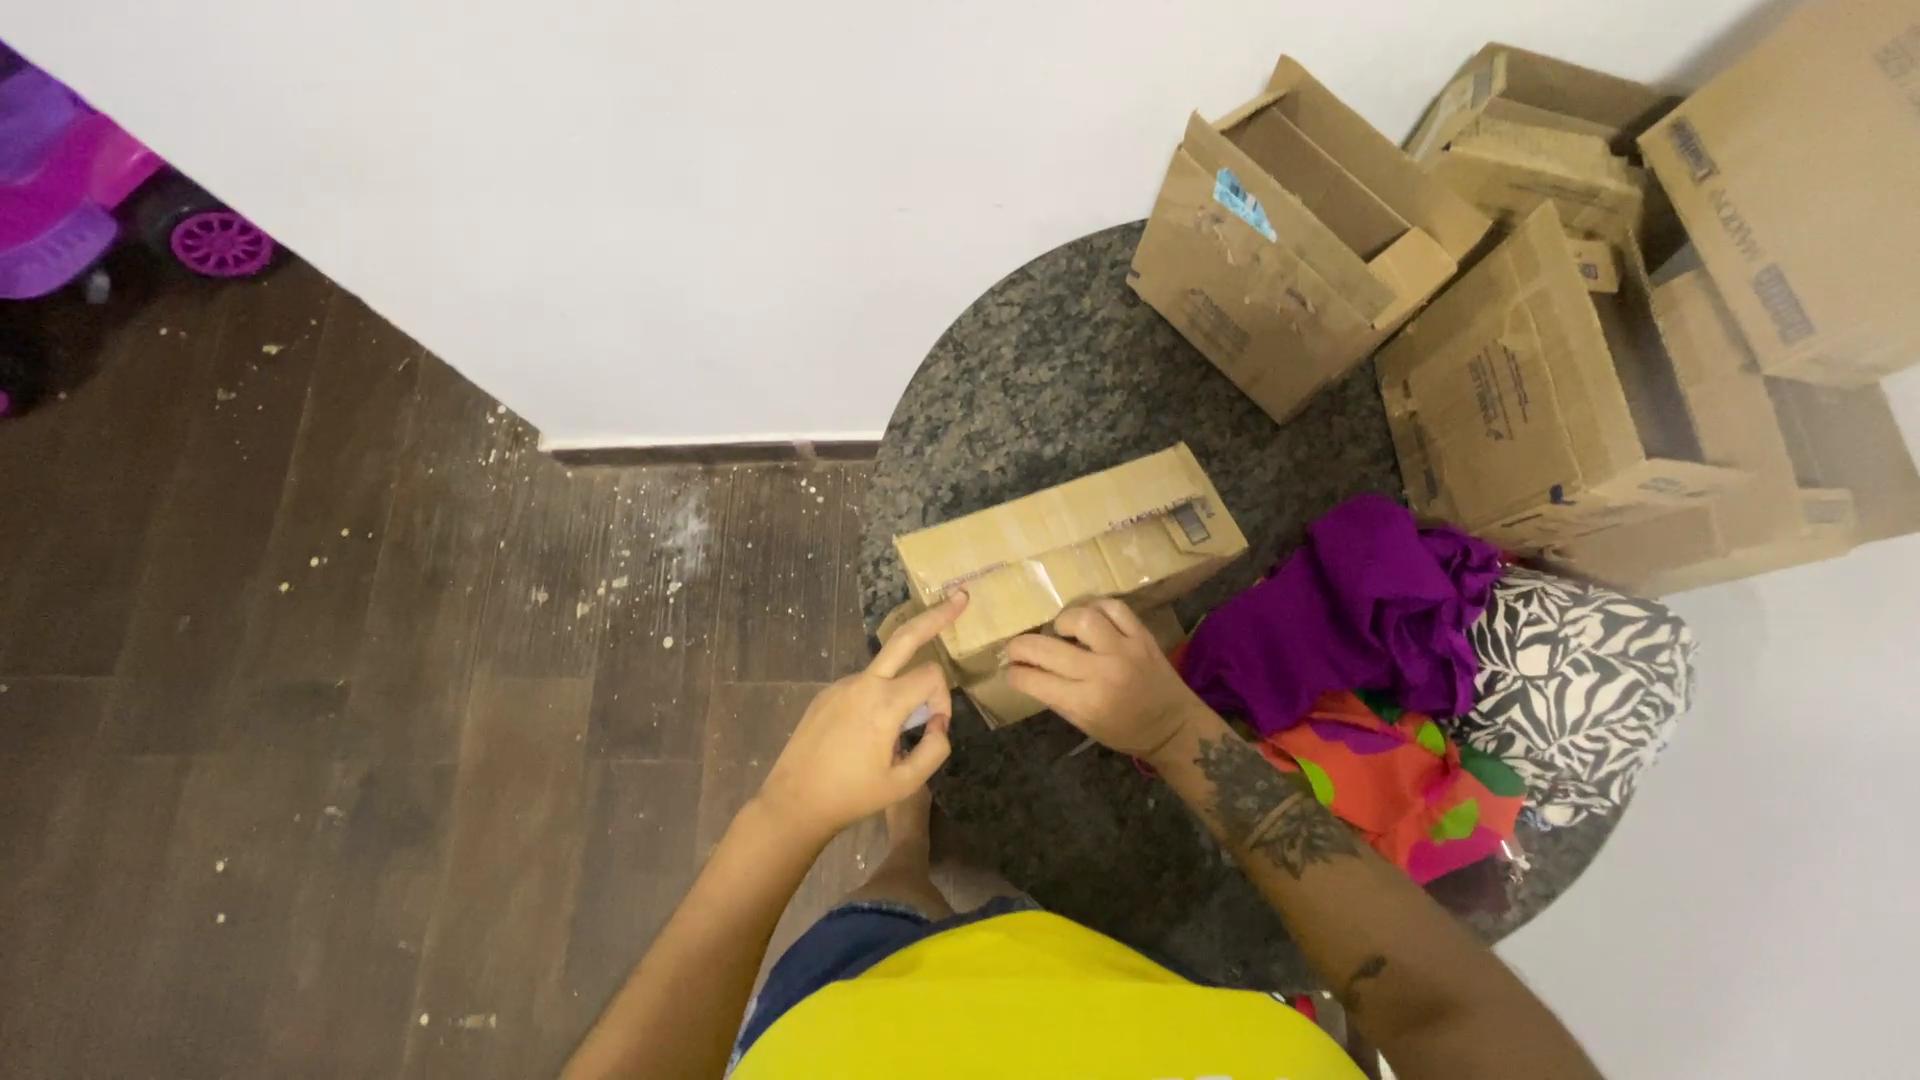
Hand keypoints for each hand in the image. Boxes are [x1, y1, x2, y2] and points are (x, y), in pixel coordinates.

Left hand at [757, 593, 966, 843]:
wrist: (794, 803)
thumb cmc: (852, 796)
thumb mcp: (906, 783)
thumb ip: (935, 748)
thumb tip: (938, 723)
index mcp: (884, 705)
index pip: (931, 676)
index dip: (944, 699)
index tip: (935, 727)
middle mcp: (862, 684)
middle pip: (905, 636)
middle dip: (935, 616)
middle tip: (959, 598)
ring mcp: (841, 685)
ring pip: (885, 670)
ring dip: (902, 686)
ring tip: (893, 735)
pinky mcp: (827, 693)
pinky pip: (864, 686)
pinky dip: (878, 699)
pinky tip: (866, 737)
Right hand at [1005, 598, 1207, 760]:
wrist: (1174, 726)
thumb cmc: (1124, 730)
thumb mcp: (1083, 723)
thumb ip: (1055, 696)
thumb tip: (1025, 671)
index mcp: (1085, 702)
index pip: (1034, 680)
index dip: (1014, 674)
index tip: (1009, 670)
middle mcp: (1102, 673)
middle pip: (1047, 648)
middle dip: (1020, 646)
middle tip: (1016, 648)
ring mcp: (1124, 650)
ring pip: (1082, 618)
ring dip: (1062, 621)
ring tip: (1060, 631)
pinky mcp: (1141, 635)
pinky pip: (1114, 607)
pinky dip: (1096, 607)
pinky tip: (1089, 617)